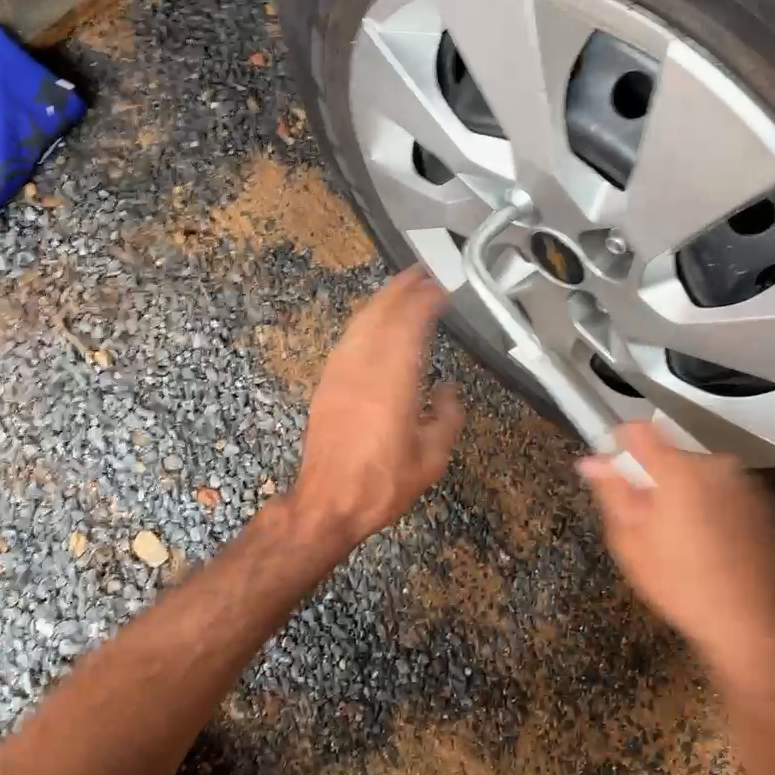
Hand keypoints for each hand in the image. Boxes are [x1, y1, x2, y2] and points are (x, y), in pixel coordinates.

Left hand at [284, 267, 463, 550]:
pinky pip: (347, 340)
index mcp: (394, 380)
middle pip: (382, 314)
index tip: (443, 285)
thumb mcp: (431, 458)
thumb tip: (448, 389)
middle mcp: (364, 367)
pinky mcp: (326, 384)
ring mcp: (340, 373)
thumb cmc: (383, 484)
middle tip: (422, 271)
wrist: (327, 503)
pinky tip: (372, 321)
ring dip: (381, 300)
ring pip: (361, 323)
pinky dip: (364, 321)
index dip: (427, 300)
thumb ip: (447, 418)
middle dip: (402, 289)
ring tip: (400, 286)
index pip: (411, 325)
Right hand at [579, 424, 774, 703]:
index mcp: (676, 469)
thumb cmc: (681, 584)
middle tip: (647, 523)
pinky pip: (721, 490)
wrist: (751, 623)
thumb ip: (611, 492)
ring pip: (695, 473)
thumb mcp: (630, 542)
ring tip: (680, 539)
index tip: (615, 474)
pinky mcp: (762, 502)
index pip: (637, 430)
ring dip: (683, 492)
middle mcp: (712, 465)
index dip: (619, 446)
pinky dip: (709, 505)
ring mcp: (741, 482)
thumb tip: (592, 461)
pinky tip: (708, 544)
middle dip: (654, 479)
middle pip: (668, 454)